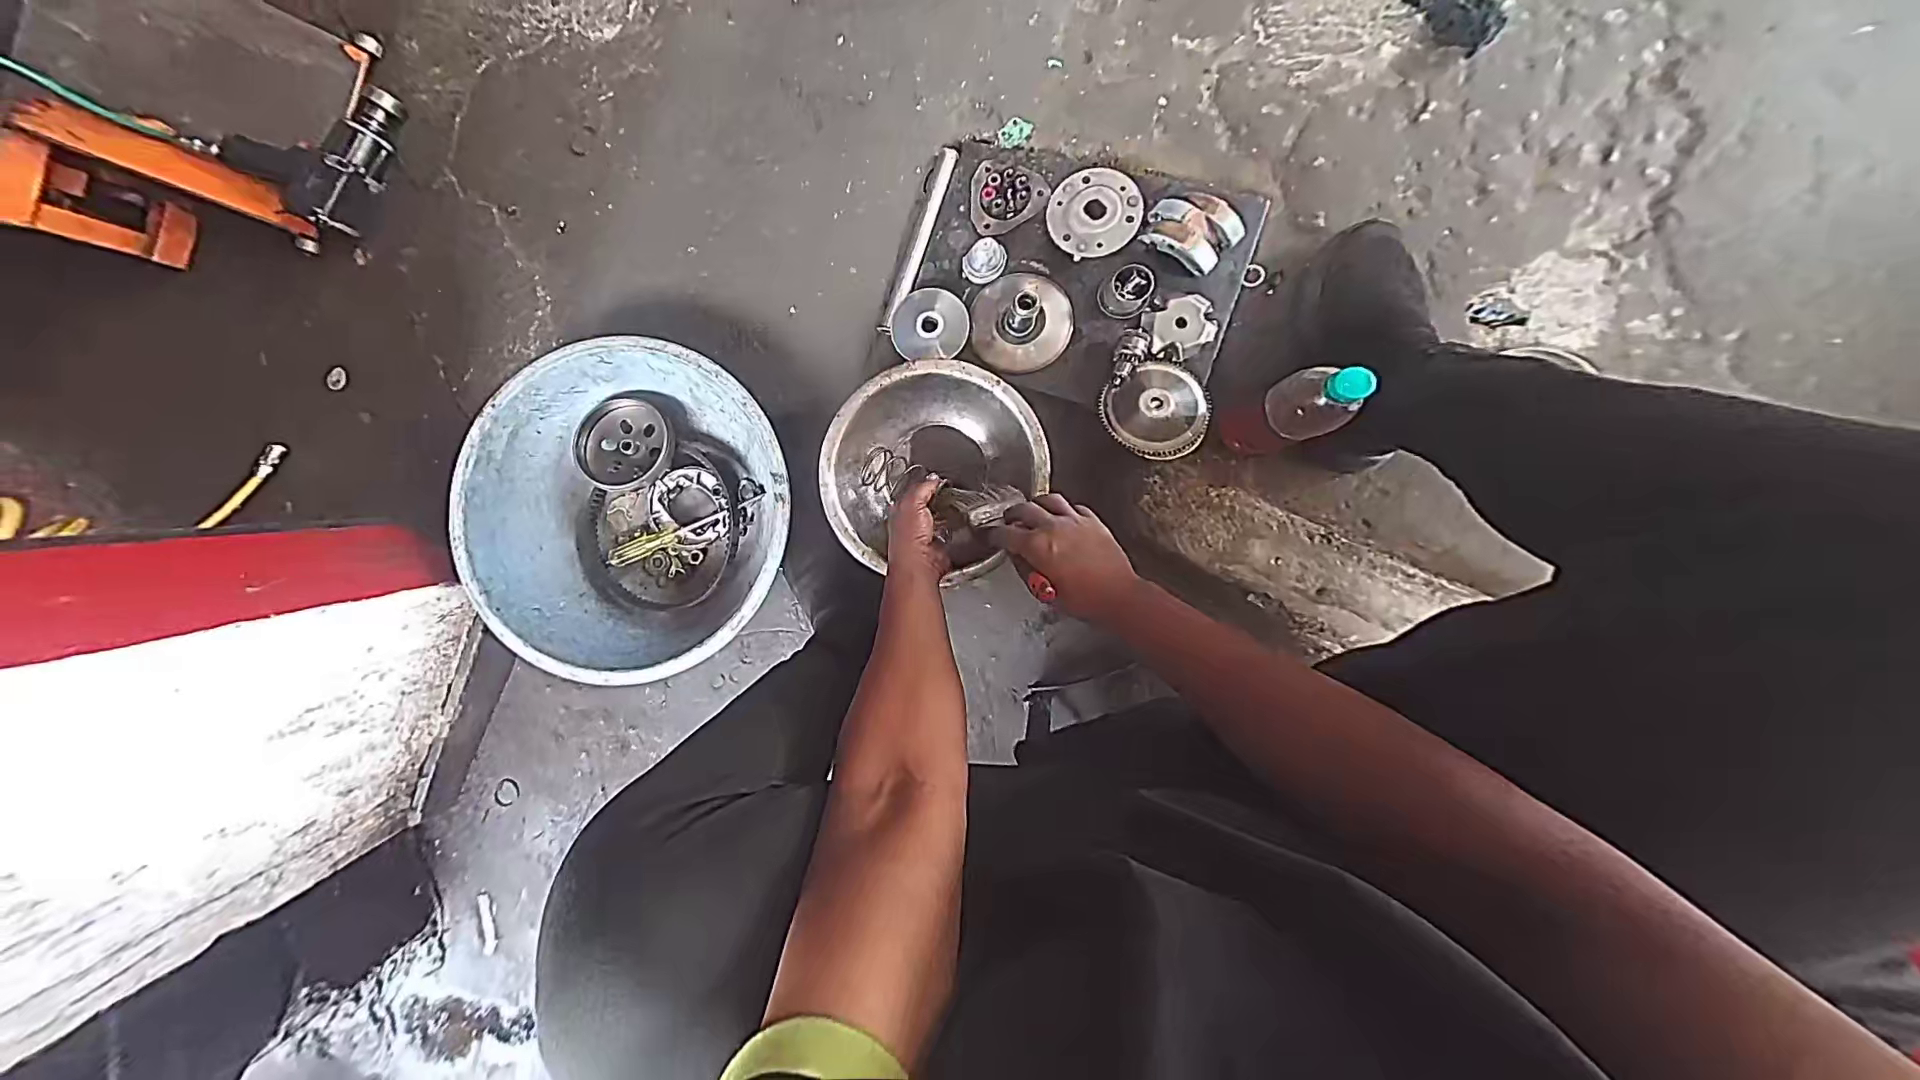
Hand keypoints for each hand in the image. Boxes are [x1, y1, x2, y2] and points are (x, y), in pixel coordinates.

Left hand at [887, 472, 950, 579]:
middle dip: (938, 498)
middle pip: (927, 504)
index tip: (937, 479)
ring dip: (947, 512)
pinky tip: (956, 523)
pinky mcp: (939, 545)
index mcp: (900, 511)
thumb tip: (933, 480)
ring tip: (954, 506)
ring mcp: (925, 535)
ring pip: (938, 517)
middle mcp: (911, 523)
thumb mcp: (912, 503)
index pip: (913, 492)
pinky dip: (954, 526)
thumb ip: (922, 489)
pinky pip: (949, 531)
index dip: (924, 484)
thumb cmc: (908, 538)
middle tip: (948, 491)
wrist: (920, 564)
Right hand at [987, 494, 1141, 620]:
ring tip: (1033, 509)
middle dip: (1012, 514)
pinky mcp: (1092, 521)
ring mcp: (1074, 521)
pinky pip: (1074, 507)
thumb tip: (1017, 557)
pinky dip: (1063, 509)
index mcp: (1037, 546)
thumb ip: (1026, 570)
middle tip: (1009, 520)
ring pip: (1049, 499)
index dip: (995, 535)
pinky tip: (1062, 515)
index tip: (993, 536)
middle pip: (1024, 509)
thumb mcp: (1044, 592)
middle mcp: (1053, 527)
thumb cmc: (1084, 599)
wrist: (1117, 595)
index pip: (1006, 534)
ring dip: (1036, 503)